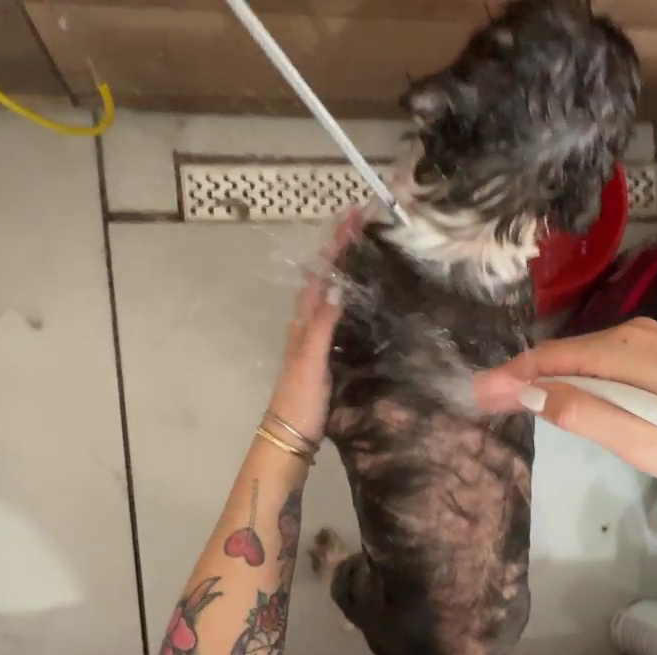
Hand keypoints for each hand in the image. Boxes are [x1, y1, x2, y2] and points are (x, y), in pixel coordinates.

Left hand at [267, 210, 361, 441]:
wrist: (290, 436)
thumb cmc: (300, 400)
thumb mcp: (312, 362)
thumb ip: (322, 326)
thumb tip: (337, 287)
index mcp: (304, 322)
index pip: (320, 274)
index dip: (335, 245)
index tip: (352, 217)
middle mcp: (307, 325)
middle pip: (324, 278)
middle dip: (340, 249)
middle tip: (362, 225)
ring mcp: (315, 340)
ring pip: (330, 295)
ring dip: (344, 271)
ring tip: (366, 252)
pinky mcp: (326, 355)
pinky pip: (338, 316)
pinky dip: (349, 299)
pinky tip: (363, 302)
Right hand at [471, 319, 656, 488]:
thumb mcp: (639, 438)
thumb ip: (581, 412)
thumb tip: (526, 391)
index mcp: (624, 351)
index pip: (549, 358)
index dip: (508, 377)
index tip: (474, 394)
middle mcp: (637, 335)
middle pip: (565, 353)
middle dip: (522, 376)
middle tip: (485, 401)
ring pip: (586, 357)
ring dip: (549, 376)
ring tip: (515, 399)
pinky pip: (608, 362)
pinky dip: (578, 377)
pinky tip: (569, 393)